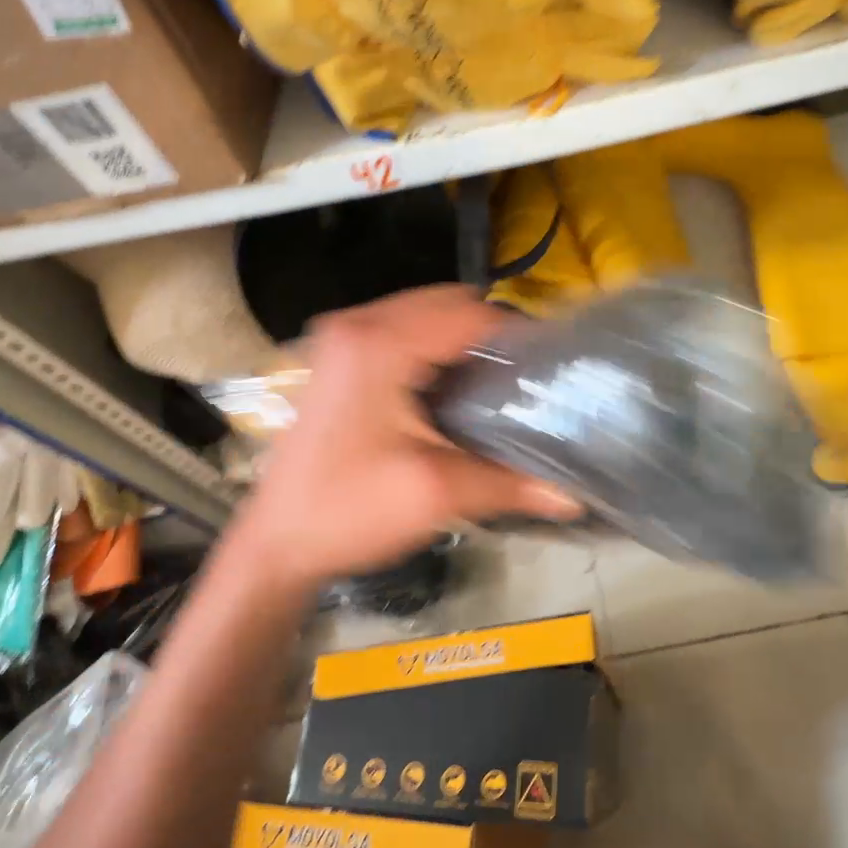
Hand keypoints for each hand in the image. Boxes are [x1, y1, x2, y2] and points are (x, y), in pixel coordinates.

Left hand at [225, 285, 581, 588]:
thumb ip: (507, 483)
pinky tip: (456, 392)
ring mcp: (342, 340)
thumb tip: (570, 495)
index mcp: (377, 344)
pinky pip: (403, 334)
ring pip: (425, 316)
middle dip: (491, 334)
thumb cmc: (347, 512)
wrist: (276, 544)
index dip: (517, 334)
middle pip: (446, 304)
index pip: (468, 313)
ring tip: (500, 385)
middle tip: (529, 377)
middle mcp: (357, 326)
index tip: (553, 366)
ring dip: (463, 341)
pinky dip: (436, 350)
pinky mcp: (339, 360)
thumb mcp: (433, 494)